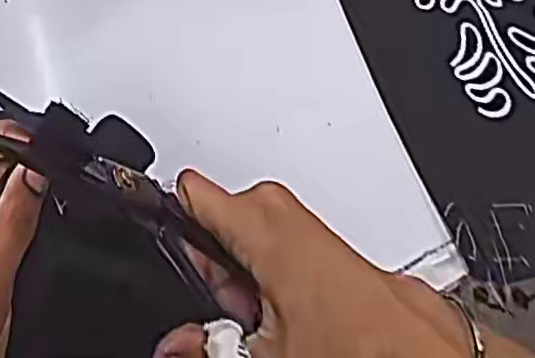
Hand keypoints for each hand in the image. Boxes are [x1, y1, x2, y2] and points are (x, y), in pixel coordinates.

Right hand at [152, 171, 519, 357]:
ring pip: (245, 239)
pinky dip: (274, 282)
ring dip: (245, 283)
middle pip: (214, 225)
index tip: (178, 266)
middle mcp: (277, 207)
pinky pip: (277, 247)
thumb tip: (177, 345)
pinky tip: (295, 326)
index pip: (183, 192)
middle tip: (237, 318)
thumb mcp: (265, 355)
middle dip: (215, 272)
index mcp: (254, 217)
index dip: (172, 230)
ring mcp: (303, 222)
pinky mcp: (322, 238)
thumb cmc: (362, 347)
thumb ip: (207, 344)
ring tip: (272, 330)